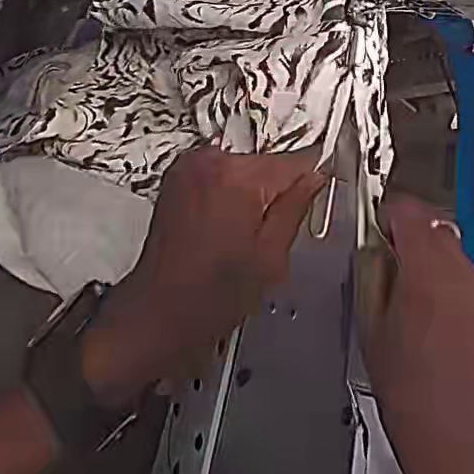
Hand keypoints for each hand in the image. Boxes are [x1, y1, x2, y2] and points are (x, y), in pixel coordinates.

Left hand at [80, 146, 326, 406]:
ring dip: (251, 189)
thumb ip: (296, 207)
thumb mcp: (270, 257)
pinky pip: (219, 171)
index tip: (314, 192)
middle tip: (268, 231)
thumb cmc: (207, 296)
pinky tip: (222, 225)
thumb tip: (316, 177)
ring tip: (240, 232)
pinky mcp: (178, 175)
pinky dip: (227, 190)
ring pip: (244, 165)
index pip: (294, 161)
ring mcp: (190, 166)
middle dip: (277, 190)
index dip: (309, 179)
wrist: (157, 312)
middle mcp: (211, 161)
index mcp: (238, 178)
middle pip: (267, 161)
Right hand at [366, 193, 473, 473]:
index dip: (391, 212)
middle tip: (392, 255)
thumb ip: (373, 272)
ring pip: (455, 253)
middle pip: (436, 228)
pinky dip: (454, 284)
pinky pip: (471, 281)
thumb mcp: (370, 321)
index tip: (381, 220)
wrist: (448, 432)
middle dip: (413, 235)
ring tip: (414, 293)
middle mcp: (460, 275)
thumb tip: (374, 248)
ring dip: (435, 260)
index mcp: (425, 272)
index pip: (410, 213)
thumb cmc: (408, 388)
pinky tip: (438, 314)